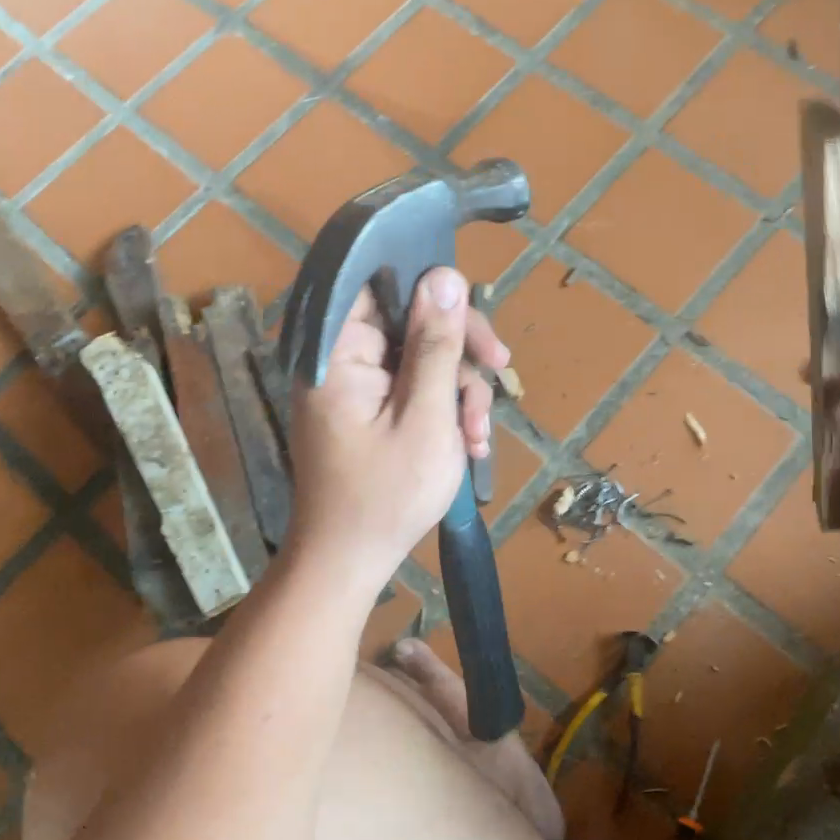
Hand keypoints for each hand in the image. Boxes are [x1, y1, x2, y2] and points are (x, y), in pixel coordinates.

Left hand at [287, 267, 507, 578]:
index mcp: (336, 352)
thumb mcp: (425, 418)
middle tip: (502, 368)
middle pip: (411, 320)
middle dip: (460, 350)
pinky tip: (469, 446)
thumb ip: (436, 346)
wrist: (351, 562)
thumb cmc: (385, 495)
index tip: (471, 309)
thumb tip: (446, 276)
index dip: (426, 285)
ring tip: (477, 439)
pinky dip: (447, 412)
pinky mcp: (374, 411)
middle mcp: (343, 359)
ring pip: (424, 357)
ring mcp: (359, 387)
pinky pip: (418, 390)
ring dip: (461, 392)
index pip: (375, 282)